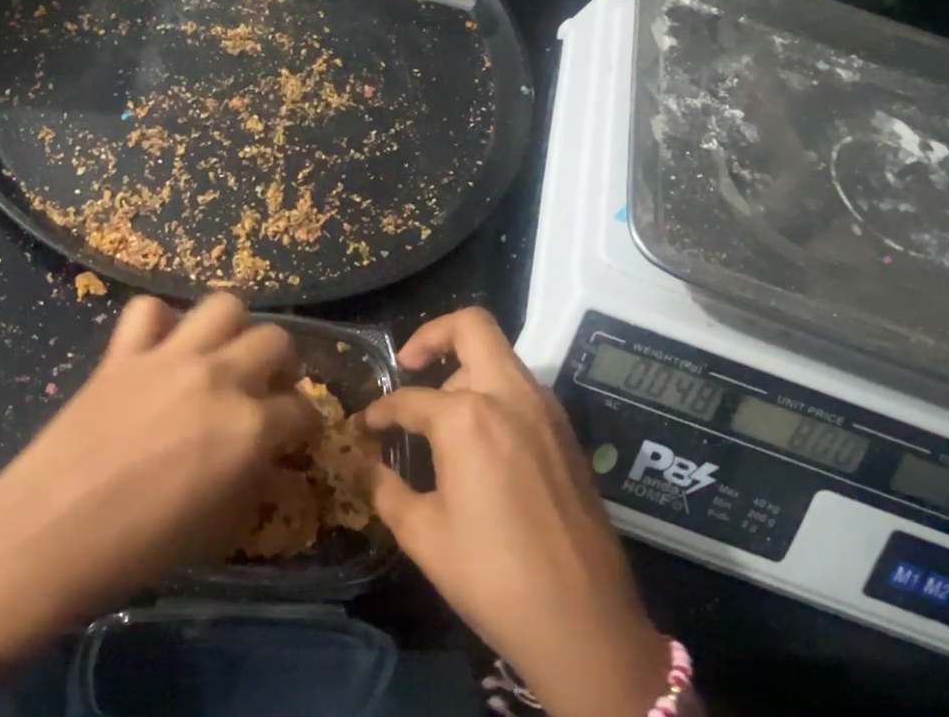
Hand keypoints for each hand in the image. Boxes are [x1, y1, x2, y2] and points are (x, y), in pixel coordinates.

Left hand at [0, 294, 320, 661]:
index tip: (295, 435)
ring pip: (223, 306)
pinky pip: (148, 310)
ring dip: (233, 329)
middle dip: (283, 365)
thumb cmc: (140, 550)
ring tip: (223, 355)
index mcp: (251, 429)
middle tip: (267, 388)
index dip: (305, 424)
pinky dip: (161, 322)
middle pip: (275, 340)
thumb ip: (254, 488)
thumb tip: (272, 467)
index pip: (303, 409)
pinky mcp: (122, 353)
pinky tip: (161, 347)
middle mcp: (219, 379)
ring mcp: (168, 358)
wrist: (50, 535)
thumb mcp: (218, 531)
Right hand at [358, 310, 668, 716]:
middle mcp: (509, 397)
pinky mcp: (567, 435)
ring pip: (502, 357)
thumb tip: (367, 465)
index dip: (379, 412)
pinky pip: (524, 390)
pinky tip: (477, 439)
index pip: (409, 398)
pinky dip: (495, 393)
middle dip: (432, 335)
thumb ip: (386, 488)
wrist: (583, 621)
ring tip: (440, 407)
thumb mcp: (422, 534)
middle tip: (408, 365)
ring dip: (467, 366)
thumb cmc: (491, 575)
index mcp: (466, 417)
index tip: (364, 427)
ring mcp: (546, 412)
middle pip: (471, 328)